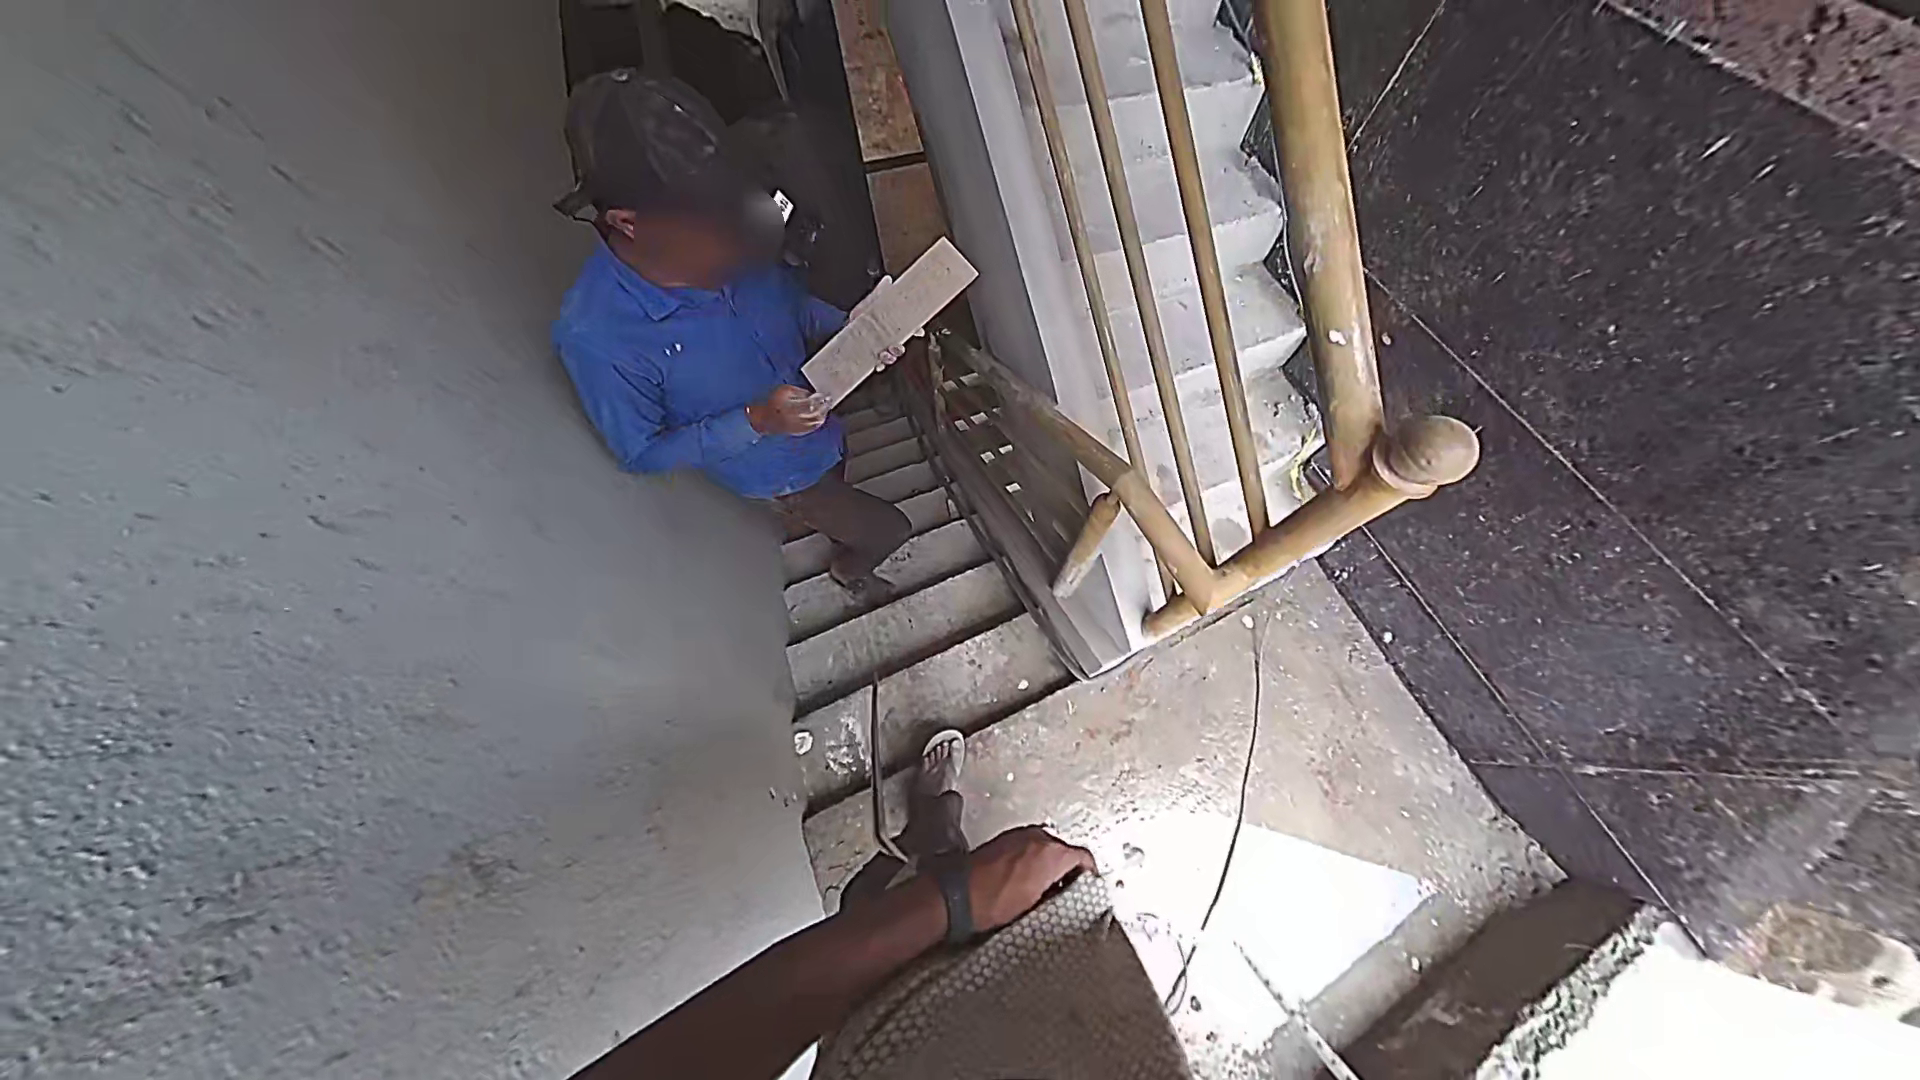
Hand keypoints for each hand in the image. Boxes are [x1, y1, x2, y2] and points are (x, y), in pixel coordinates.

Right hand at [747, 385, 829, 435]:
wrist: (764, 419)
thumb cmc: (773, 403)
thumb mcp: (784, 391)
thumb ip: (799, 392)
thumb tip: (812, 395)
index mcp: (791, 407)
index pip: (810, 403)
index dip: (819, 399)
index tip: (824, 395)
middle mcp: (795, 418)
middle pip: (815, 414)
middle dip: (824, 407)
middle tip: (828, 401)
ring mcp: (798, 427)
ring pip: (815, 422)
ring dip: (823, 414)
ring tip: (825, 408)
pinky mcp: (799, 432)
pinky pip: (812, 428)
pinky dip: (818, 422)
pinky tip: (820, 417)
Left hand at [850, 275, 923, 372]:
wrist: (840, 326)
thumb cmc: (858, 316)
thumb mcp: (870, 303)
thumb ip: (880, 293)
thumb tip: (888, 279)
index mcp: (890, 326)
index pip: (907, 329)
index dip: (914, 330)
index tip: (918, 331)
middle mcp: (886, 340)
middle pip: (899, 347)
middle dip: (900, 349)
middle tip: (898, 347)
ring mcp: (878, 350)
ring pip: (889, 357)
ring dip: (890, 357)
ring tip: (885, 354)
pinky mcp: (868, 358)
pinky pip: (877, 365)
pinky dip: (878, 365)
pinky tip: (876, 363)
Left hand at [963, 826, 1096, 932]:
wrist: (961, 894)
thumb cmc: (995, 902)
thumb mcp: (1038, 907)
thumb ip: (1059, 892)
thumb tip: (1067, 893)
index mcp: (1053, 853)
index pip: (1084, 857)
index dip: (1089, 873)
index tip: (1090, 885)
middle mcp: (1039, 837)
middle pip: (1066, 850)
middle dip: (1069, 869)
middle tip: (1069, 892)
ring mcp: (1021, 835)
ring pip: (1047, 847)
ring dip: (1051, 863)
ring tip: (1046, 888)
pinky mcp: (1006, 838)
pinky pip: (1030, 845)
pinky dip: (1034, 858)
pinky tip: (1027, 879)